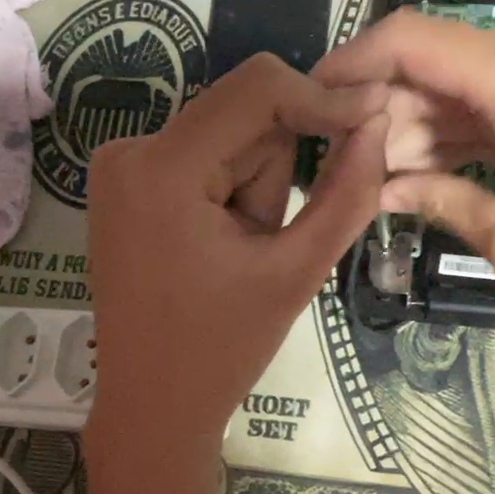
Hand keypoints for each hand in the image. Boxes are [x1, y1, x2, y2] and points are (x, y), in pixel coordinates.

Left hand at [85, 53, 389, 457]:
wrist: (154, 406)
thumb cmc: (223, 350)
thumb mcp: (297, 272)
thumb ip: (345, 194)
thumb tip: (377, 121)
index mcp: (164, 168)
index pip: (259, 88)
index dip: (324, 97)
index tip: (375, 117)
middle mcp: (128, 149)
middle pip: (242, 116)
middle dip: (274, 174)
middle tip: (264, 245)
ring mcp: (117, 166)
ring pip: (224, 139)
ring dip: (251, 189)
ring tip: (238, 256)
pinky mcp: (120, 184)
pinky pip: (198, 159)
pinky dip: (224, 192)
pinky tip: (217, 248)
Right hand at [314, 11, 494, 317]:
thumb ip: (442, 204)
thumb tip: (385, 190)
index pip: (414, 40)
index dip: (353, 61)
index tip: (313, 98)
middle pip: (437, 63)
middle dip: (385, 111)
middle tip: (347, 167)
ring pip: (467, 84)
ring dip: (422, 126)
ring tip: (382, 182)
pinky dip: (463, 132)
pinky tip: (431, 171)